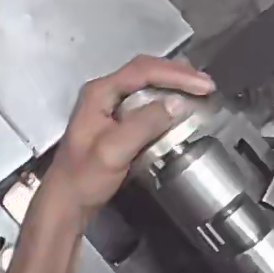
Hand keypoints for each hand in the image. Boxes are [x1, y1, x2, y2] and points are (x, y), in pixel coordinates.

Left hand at [41, 56, 213, 221]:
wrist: (67, 201)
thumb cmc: (85, 178)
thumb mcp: (113, 151)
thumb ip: (143, 124)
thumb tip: (176, 104)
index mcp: (99, 93)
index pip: (142, 71)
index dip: (176, 75)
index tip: (204, 85)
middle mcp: (103, 93)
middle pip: (144, 71)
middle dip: (177, 74)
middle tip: (206, 84)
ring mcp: (108, 106)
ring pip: (145, 83)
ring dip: (173, 84)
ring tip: (198, 90)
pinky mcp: (115, 121)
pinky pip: (144, 100)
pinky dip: (165, 99)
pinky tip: (179, 106)